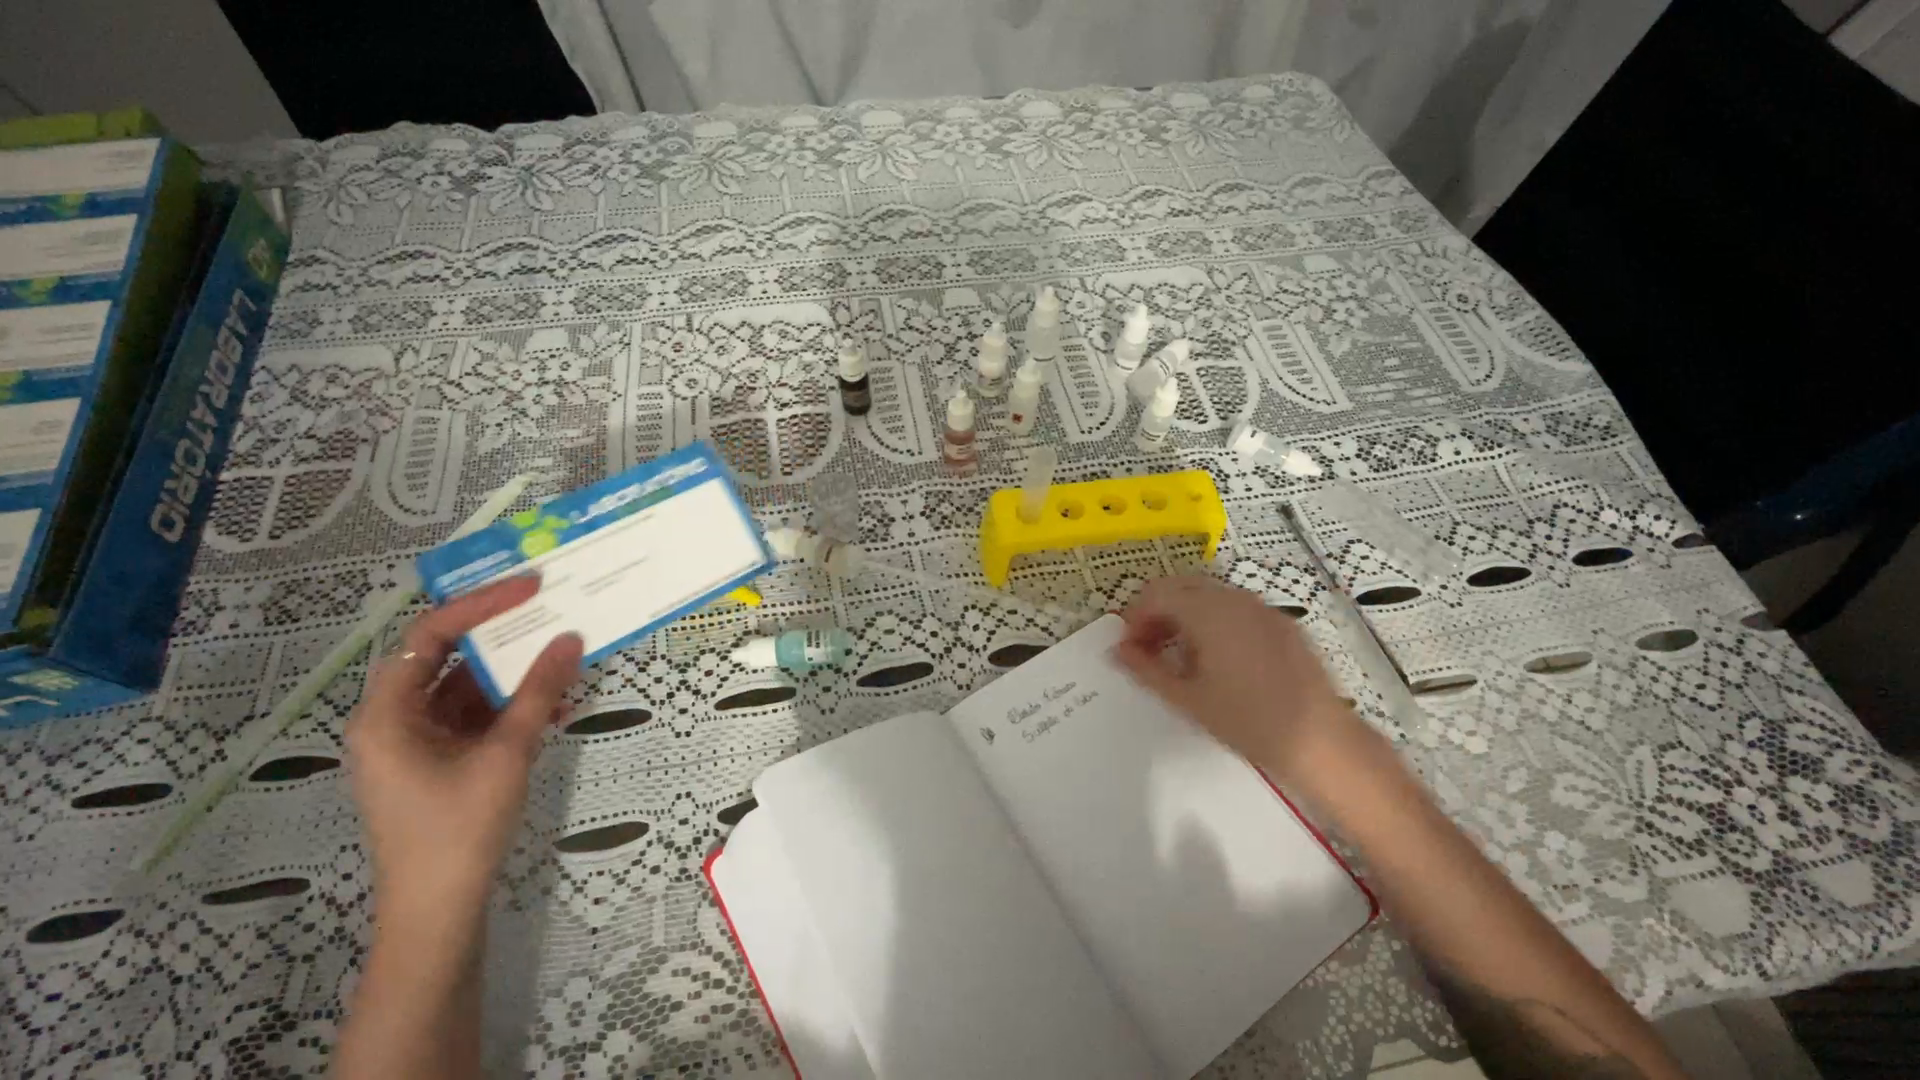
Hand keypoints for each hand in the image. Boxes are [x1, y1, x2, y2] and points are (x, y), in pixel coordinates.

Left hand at [346, 576, 583, 911]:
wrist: (439, 912)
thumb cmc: (459, 829)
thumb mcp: (505, 754)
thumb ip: (538, 693)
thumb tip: (571, 639)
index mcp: (385, 713)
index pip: (429, 635)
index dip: (480, 605)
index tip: (531, 588)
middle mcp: (392, 720)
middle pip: (446, 658)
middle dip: (500, 637)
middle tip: (549, 611)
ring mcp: (414, 743)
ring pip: (465, 689)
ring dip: (513, 675)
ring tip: (562, 658)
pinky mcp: (437, 762)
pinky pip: (474, 719)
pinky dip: (511, 708)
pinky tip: (554, 708)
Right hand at [1114, 576, 1367, 783]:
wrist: (1318, 740)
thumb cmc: (1247, 721)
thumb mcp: (1187, 699)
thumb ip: (1146, 669)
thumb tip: (1118, 650)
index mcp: (1209, 611)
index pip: (1155, 594)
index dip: (1134, 618)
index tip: (1130, 649)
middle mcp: (1236, 598)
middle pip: (1182, 587)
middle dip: (1158, 612)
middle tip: (1149, 651)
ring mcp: (1263, 608)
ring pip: (1210, 595)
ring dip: (1186, 615)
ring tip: (1181, 659)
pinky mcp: (1283, 623)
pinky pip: (1237, 608)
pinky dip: (1215, 621)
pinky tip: (1219, 660)